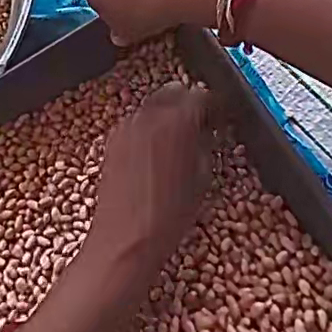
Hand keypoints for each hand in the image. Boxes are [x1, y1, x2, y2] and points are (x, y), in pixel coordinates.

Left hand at [83, 81, 213, 275]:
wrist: (125, 239)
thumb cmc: (170, 214)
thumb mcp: (202, 178)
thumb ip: (205, 145)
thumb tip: (207, 132)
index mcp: (178, 120)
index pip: (201, 95)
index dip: (214, 107)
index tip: (219, 119)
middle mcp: (149, 115)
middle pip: (173, 93)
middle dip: (188, 104)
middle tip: (200, 126)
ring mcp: (127, 126)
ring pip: (152, 106)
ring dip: (167, 115)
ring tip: (178, 142)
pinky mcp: (112, 141)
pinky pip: (136, 124)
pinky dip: (148, 129)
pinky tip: (156, 153)